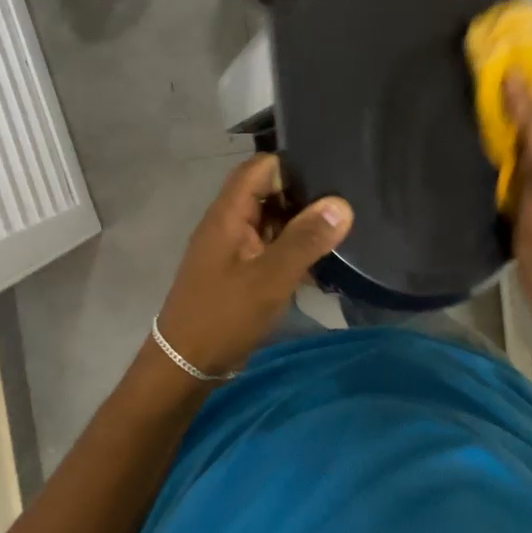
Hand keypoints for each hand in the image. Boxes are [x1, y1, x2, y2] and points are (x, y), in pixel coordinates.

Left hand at [155, 155, 352, 375]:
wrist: (186, 365)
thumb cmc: (225, 315)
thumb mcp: (271, 277)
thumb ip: (306, 239)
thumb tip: (342, 204)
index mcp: (228, 213)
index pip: (262, 167)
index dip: (294, 167)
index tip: (331, 178)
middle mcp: (229, 223)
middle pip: (269, 192)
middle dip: (304, 197)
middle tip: (345, 207)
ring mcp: (233, 248)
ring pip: (272, 221)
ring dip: (301, 226)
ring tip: (342, 232)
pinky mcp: (240, 271)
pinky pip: (271, 247)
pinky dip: (293, 251)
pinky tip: (322, 263)